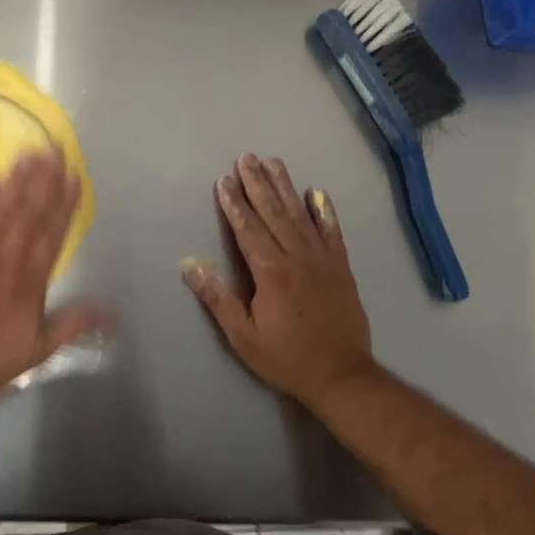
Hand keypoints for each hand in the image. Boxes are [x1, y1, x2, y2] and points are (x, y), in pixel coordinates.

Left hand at [0, 147, 109, 404]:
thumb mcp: (40, 349)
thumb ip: (74, 324)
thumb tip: (113, 312)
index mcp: (29, 284)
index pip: (51, 236)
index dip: (64, 205)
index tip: (75, 178)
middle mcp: (4, 263)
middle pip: (27, 215)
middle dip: (43, 182)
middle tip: (54, 151)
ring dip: (15, 182)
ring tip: (28, 155)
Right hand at [185, 153, 377, 407]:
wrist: (343, 377)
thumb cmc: (287, 359)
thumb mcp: (243, 337)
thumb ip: (218, 299)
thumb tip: (191, 265)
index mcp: (271, 273)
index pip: (248, 229)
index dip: (234, 203)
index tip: (225, 180)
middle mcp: (297, 257)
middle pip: (273, 212)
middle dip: (257, 183)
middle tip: (246, 157)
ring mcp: (322, 260)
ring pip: (300, 215)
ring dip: (285, 186)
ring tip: (274, 162)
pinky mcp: (342, 267)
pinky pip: (332, 231)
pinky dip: (324, 210)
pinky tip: (317, 192)